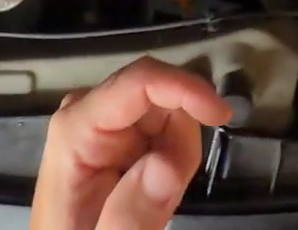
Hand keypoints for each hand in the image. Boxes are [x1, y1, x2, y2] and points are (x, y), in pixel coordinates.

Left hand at [31, 57, 234, 229]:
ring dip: (177, 153)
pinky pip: (163, 126)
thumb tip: (166, 166)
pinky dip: (172, 157)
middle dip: (181, 139)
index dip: (184, 88)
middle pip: (160, 95)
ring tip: (155, 201)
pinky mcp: (116, 127)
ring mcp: (102, 116)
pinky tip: (151, 188)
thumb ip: (129, 216)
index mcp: (76, 127)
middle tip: (172, 194)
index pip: (138, 81)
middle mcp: (88, 108)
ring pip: (167, 109)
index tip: (221, 115)